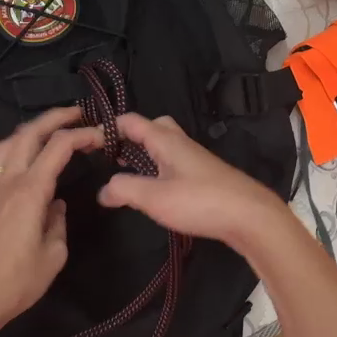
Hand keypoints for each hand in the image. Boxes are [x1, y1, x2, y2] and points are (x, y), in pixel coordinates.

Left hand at [0, 106, 102, 336]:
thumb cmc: (13, 284)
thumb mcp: (52, 257)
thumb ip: (58, 224)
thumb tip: (56, 207)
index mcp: (30, 191)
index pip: (59, 147)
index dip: (83, 134)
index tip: (103, 134)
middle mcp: (8, 181)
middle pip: (30, 132)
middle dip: (56, 117)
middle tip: (79, 114)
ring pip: (9, 142)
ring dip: (32, 128)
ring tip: (52, 129)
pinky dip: (16, 146)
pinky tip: (26, 156)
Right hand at [96, 114, 296, 255]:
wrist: (249, 215)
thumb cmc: (200, 201)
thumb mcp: (154, 198)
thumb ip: (125, 190)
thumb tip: (102, 189)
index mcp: (166, 139)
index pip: (131, 120)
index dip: (108, 128)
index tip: (87, 143)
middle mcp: (180, 142)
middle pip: (152, 126)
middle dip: (131, 136)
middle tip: (112, 157)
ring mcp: (194, 158)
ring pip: (164, 145)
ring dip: (144, 154)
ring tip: (127, 175)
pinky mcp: (203, 175)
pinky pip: (174, 161)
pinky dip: (158, 168)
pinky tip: (155, 190)